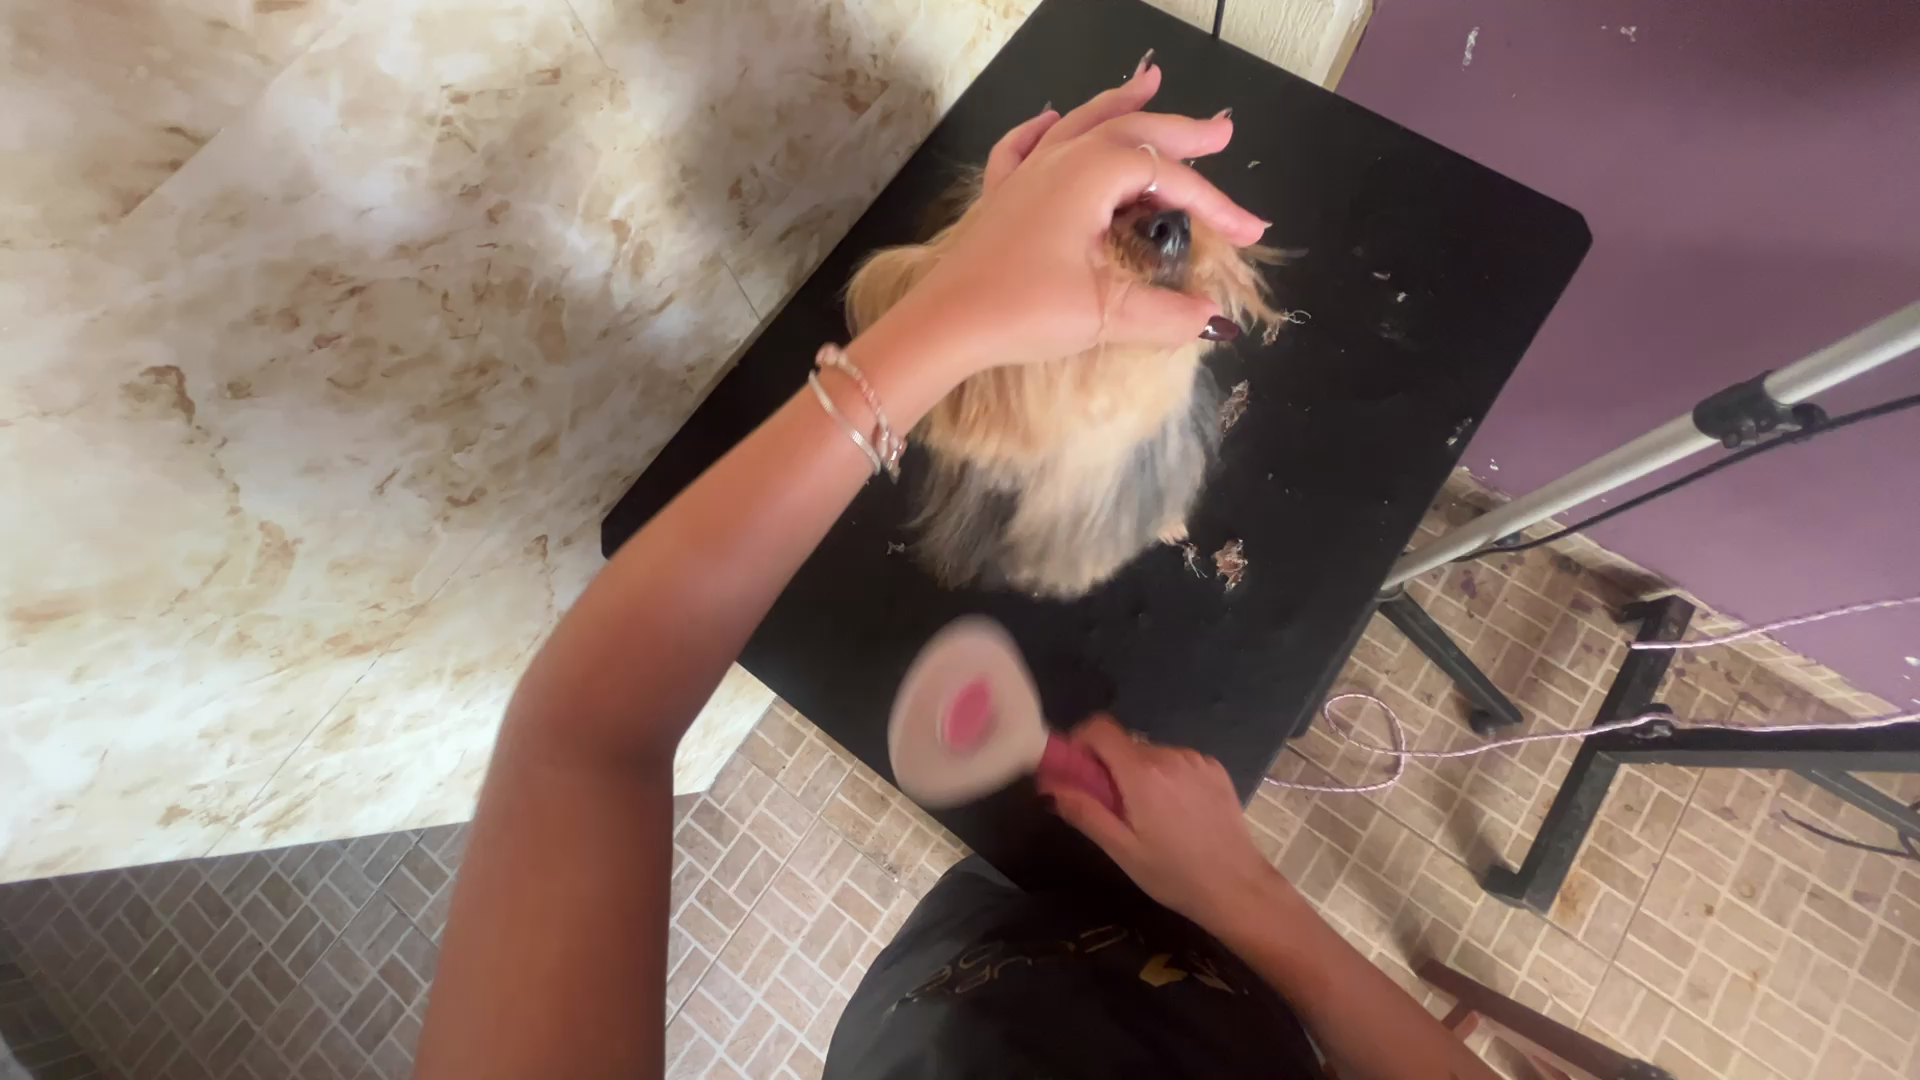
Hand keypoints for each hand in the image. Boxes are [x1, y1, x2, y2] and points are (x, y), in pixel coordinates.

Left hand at [871, 61, 1267, 373]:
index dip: (1216, 205)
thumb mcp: (1103, 314)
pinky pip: (1024, 148)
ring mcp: (1024, 175)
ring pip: (1080, 124)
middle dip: (1180, 133)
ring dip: (1119, 106)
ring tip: (1150, 84)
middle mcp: (1059, 160)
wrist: (944, 325)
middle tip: (1220, 132)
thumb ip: (1165, 315)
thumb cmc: (1021, 311)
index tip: (1250, 233)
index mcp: (1092, 174)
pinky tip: (1050, 120)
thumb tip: (1214, 322)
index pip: (1169, 179)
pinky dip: (1044, 130)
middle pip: (1131, 132)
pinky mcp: (999, 199)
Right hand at [1040, 716, 1284, 932]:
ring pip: (1150, 753)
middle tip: (1114, 808)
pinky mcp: (1214, 768)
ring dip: (1140, 774)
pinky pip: (1176, 761)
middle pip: (1124, 744)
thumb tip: (1049, 785)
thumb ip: (1084, 811)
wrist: (1239, 889)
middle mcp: (1169, 754)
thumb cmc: (1174, 875)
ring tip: (1151, 816)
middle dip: (1111, 768)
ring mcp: (1195, 759)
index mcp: (1142, 772)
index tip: (1077, 769)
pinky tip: (1178, 812)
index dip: (1081, 740)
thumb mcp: (1122, 849)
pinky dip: (1167, 777)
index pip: (1100, 728)